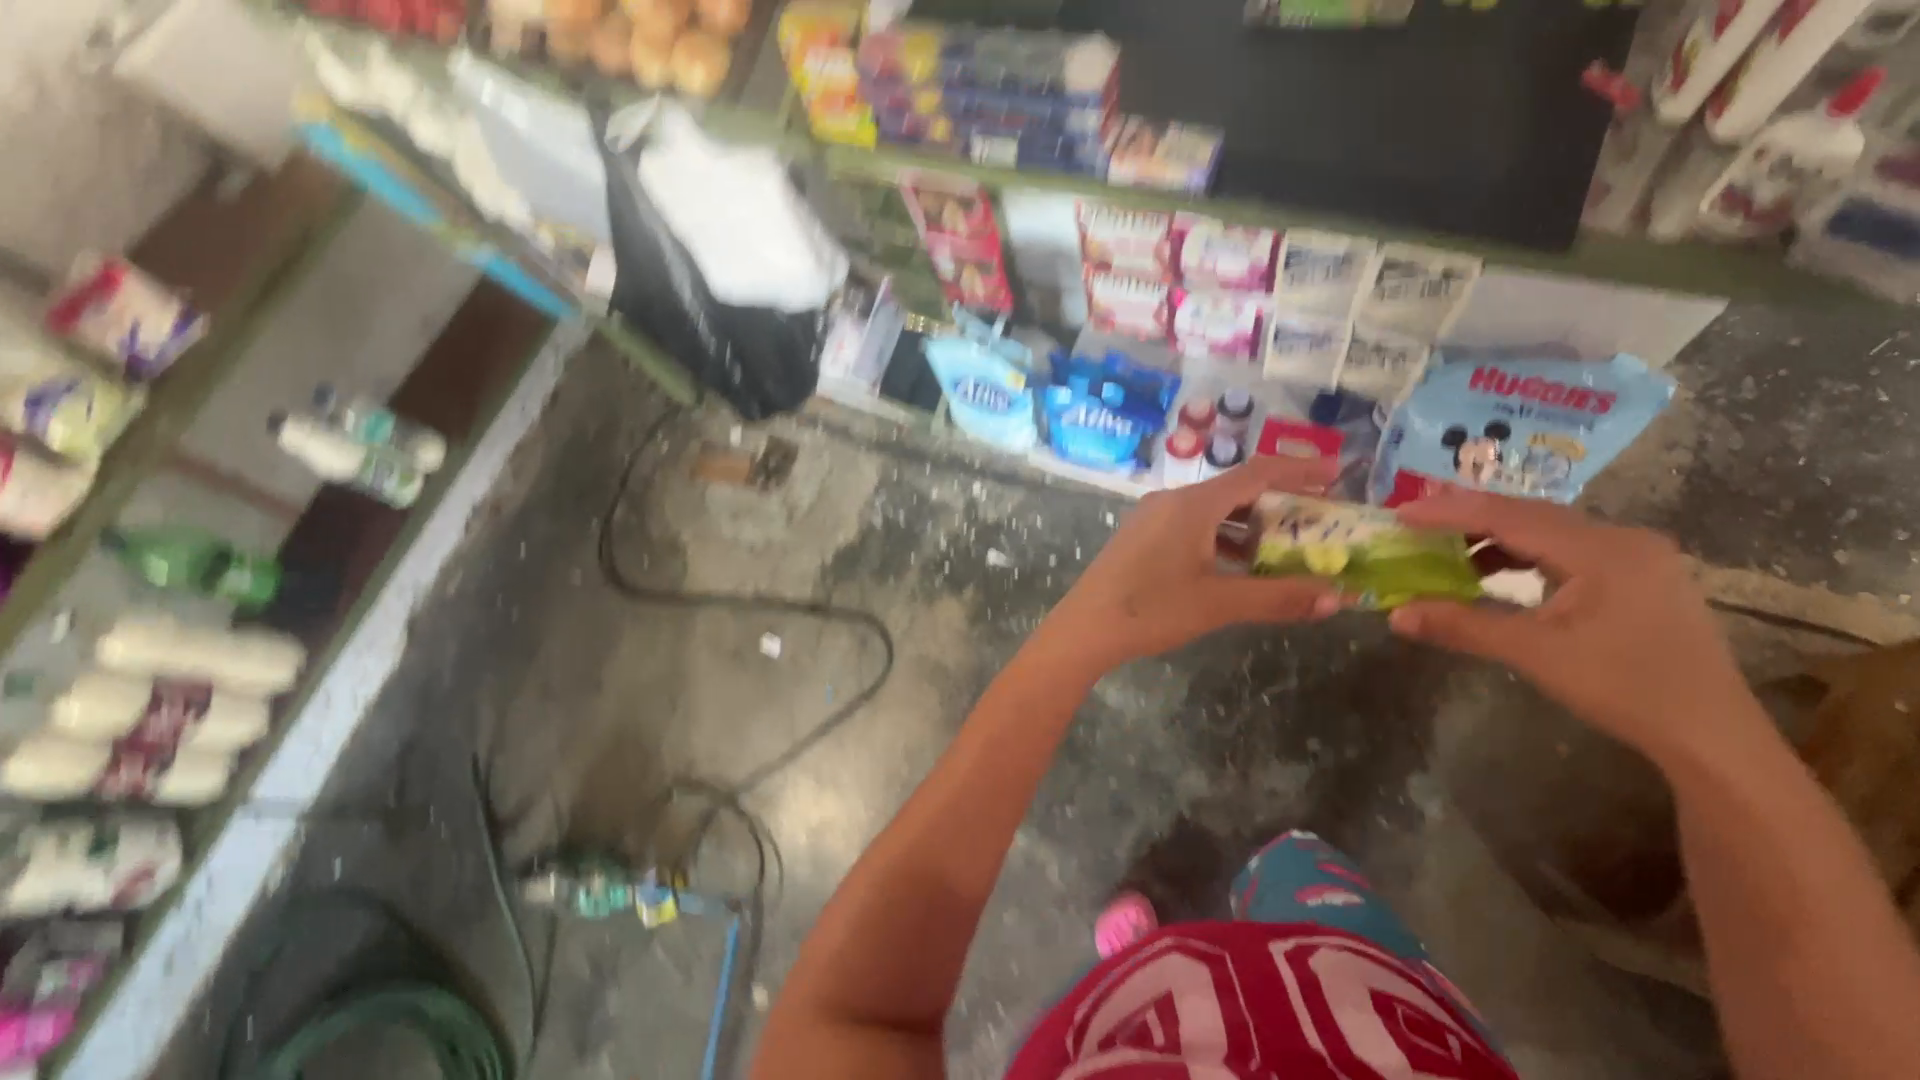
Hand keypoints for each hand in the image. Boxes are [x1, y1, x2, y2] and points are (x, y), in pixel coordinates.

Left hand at [1031, 456, 1341, 678]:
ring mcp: (1153, 518)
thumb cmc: (1151, 610)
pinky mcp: (1142, 538)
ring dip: (1250, 525)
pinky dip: (1223, 538)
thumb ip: (1278, 597)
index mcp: (1192, 504)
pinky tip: (1239, 565)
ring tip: (1285, 546)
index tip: (1337, 474)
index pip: (1257, 473)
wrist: (1084, 630)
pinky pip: (1193, 526)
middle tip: (1318, 517)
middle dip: (1279, 501)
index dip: (1300, 471)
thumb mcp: (1219, 604)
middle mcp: (1172, 501)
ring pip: (1213, 511)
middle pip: (1236, 490)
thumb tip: (1336, 598)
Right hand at [1388, 489, 1763, 766]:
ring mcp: (1637, 556)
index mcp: (1601, 549)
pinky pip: (1570, 551)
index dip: (1450, 511)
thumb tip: (1396, 614)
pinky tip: (1499, 575)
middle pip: (1531, 515)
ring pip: (1551, 532)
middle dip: (1469, 518)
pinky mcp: (1640, 577)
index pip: (1510, 516)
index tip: (1400, 513)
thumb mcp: (1535, 654)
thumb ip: (1463, 626)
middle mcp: (1623, 538)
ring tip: (1449, 555)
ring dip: (1496, 539)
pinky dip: (1526, 556)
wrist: (1710, 734)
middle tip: (1416, 525)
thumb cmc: (1624, 689)